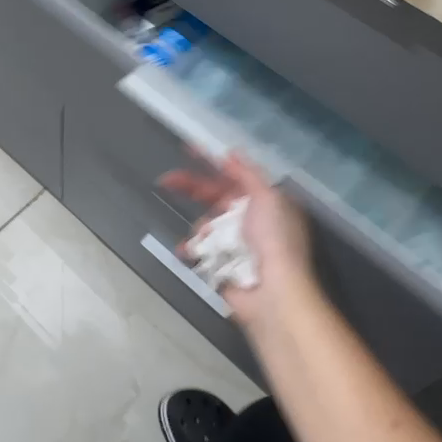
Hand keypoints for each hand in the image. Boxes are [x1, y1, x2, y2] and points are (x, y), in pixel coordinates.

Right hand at [159, 153, 321, 330]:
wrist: (274, 292)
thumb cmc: (274, 240)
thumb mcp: (268, 197)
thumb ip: (248, 173)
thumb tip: (231, 153)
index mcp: (264, 202)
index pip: (234, 176)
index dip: (212, 162)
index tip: (188, 149)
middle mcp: (250, 220)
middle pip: (214, 197)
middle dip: (191, 188)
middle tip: (166, 180)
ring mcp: (234, 244)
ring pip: (205, 224)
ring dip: (201, 228)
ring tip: (206, 238)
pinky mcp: (221, 265)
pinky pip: (200, 250)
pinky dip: (192, 249)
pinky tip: (187, 250)